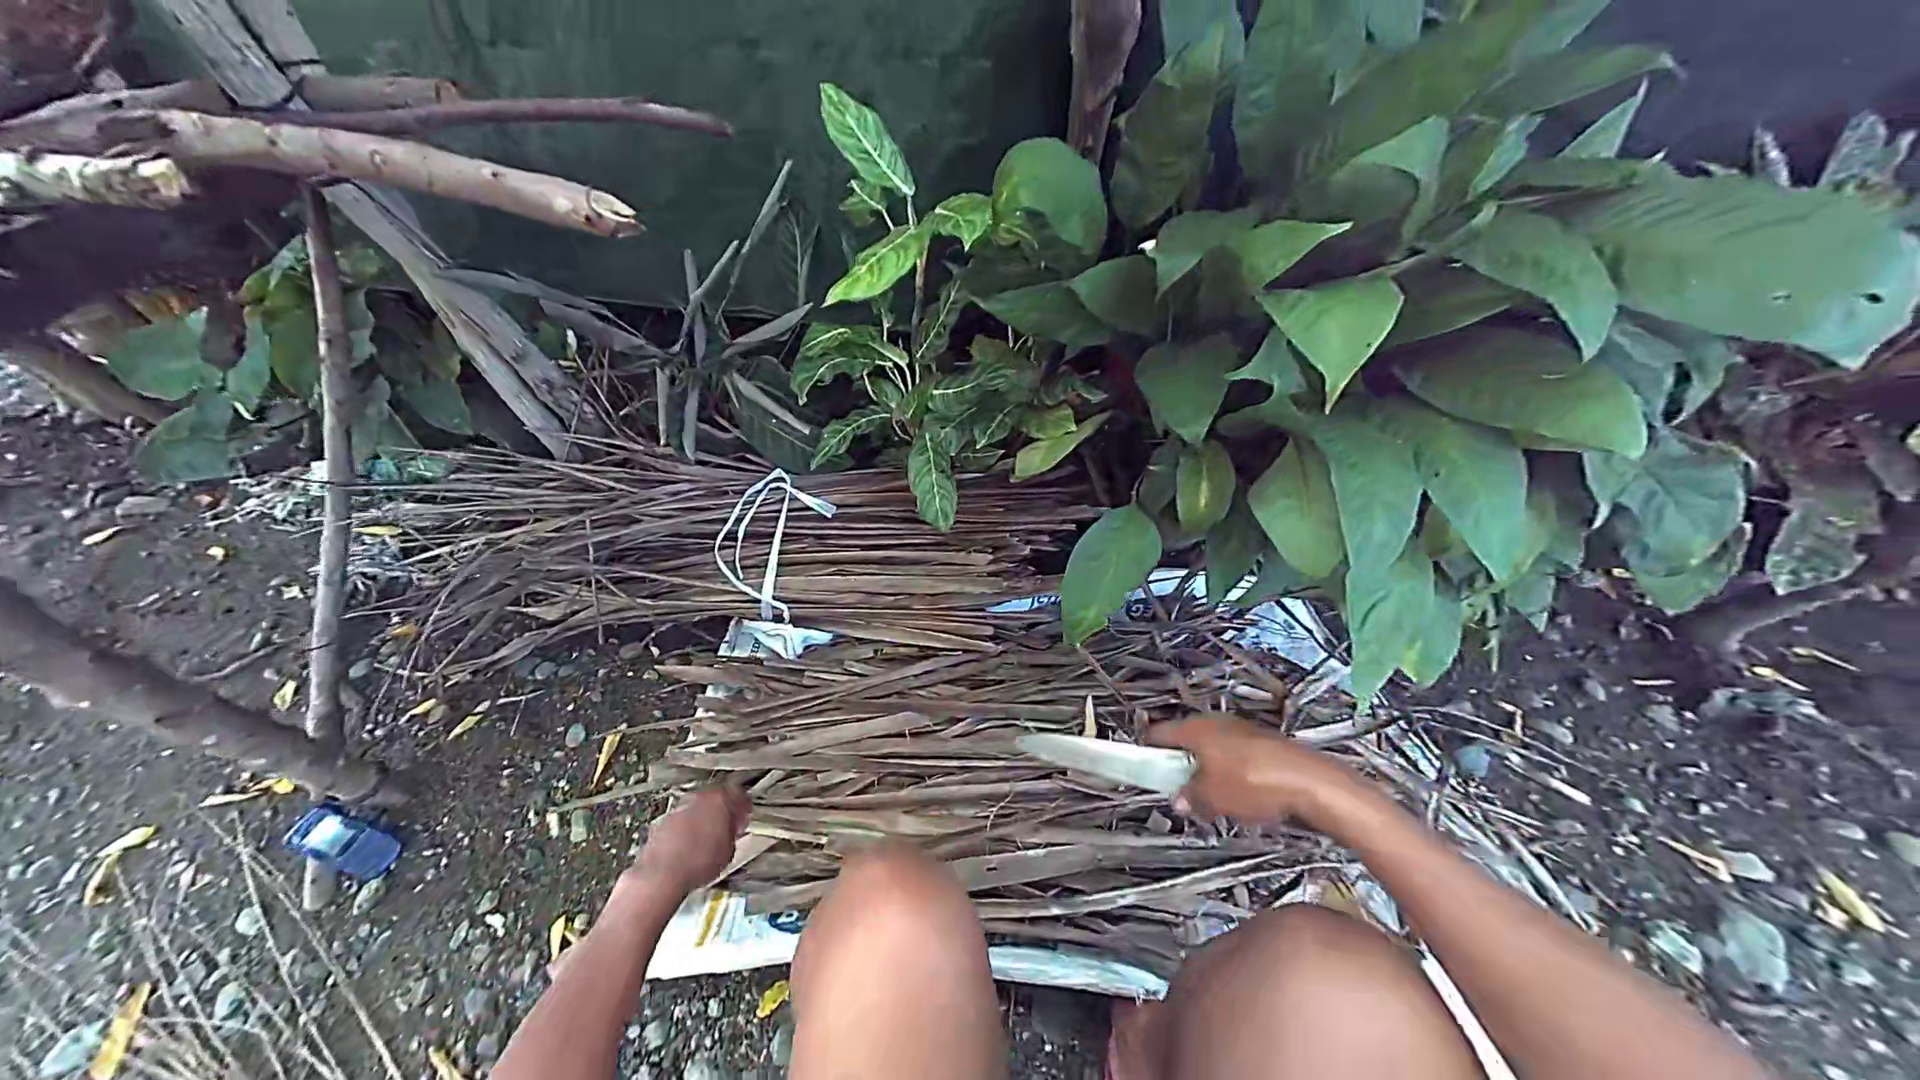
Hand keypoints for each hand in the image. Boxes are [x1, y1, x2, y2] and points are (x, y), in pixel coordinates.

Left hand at [632, 786, 749, 892]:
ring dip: (702, 822)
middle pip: (715, 799)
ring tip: (706, 843)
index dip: (743, 808)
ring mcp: (678, 810)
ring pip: (696, 810)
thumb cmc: (696, 862)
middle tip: (727, 829)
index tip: (744, 817)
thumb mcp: (729, 851)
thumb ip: (733, 834)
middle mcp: (698, 798)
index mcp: (721, 799)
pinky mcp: (661, 824)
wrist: (662, 876)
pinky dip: (685, 832)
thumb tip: (731, 834)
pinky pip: (679, 823)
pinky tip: (688, 849)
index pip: (739, 795)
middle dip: (722, 813)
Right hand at [1146, 713, 1363, 828]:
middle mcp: (1218, 723)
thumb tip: (1181, 799)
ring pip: (1214, 751)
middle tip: (1180, 790)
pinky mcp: (1266, 746)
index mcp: (1197, 728)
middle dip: (1182, 766)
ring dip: (1209, 772)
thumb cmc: (1256, 783)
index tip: (1142, 764)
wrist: (1312, 785)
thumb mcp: (1211, 798)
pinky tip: (1243, 799)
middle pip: (1188, 742)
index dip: (1148, 749)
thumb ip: (1190, 797)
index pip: (1160, 733)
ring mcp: (1244, 732)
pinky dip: (1233, 775)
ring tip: (1213, 800)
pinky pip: (1238, 759)